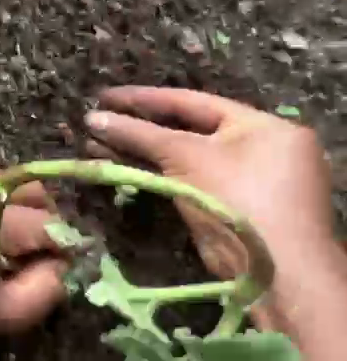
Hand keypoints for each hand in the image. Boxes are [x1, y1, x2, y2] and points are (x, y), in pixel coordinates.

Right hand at [85, 86, 336, 279]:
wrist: (272, 268)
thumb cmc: (236, 196)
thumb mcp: (181, 155)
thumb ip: (134, 131)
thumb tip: (90, 117)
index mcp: (265, 128)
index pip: (191, 101)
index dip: (142, 97)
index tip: (102, 95)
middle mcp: (262, 148)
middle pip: (185, 126)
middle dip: (136, 125)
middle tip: (97, 118)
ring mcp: (248, 176)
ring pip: (180, 151)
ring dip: (137, 146)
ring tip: (95, 141)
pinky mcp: (232, 198)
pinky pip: (185, 171)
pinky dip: (152, 165)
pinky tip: (114, 160)